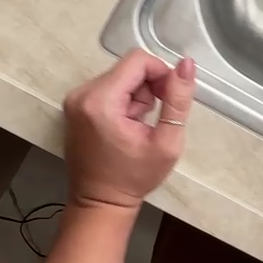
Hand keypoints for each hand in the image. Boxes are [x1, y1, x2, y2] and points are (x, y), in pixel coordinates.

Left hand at [63, 49, 195, 212]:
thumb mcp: (167, 142)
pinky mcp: (76, 105)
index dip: (161, 74)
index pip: (138, 60)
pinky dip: (124, 100)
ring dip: (137, 95)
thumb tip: (187, 64)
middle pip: (129, 68)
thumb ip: (178, 100)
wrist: (100, 201)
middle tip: (154, 119)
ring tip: (139, 126)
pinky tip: (126, 125)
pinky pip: (109, 87)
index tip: (168, 102)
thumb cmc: (134, 177)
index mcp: (100, 101)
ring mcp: (75, 99)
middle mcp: (82, 94)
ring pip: (121, 76)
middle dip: (149, 88)